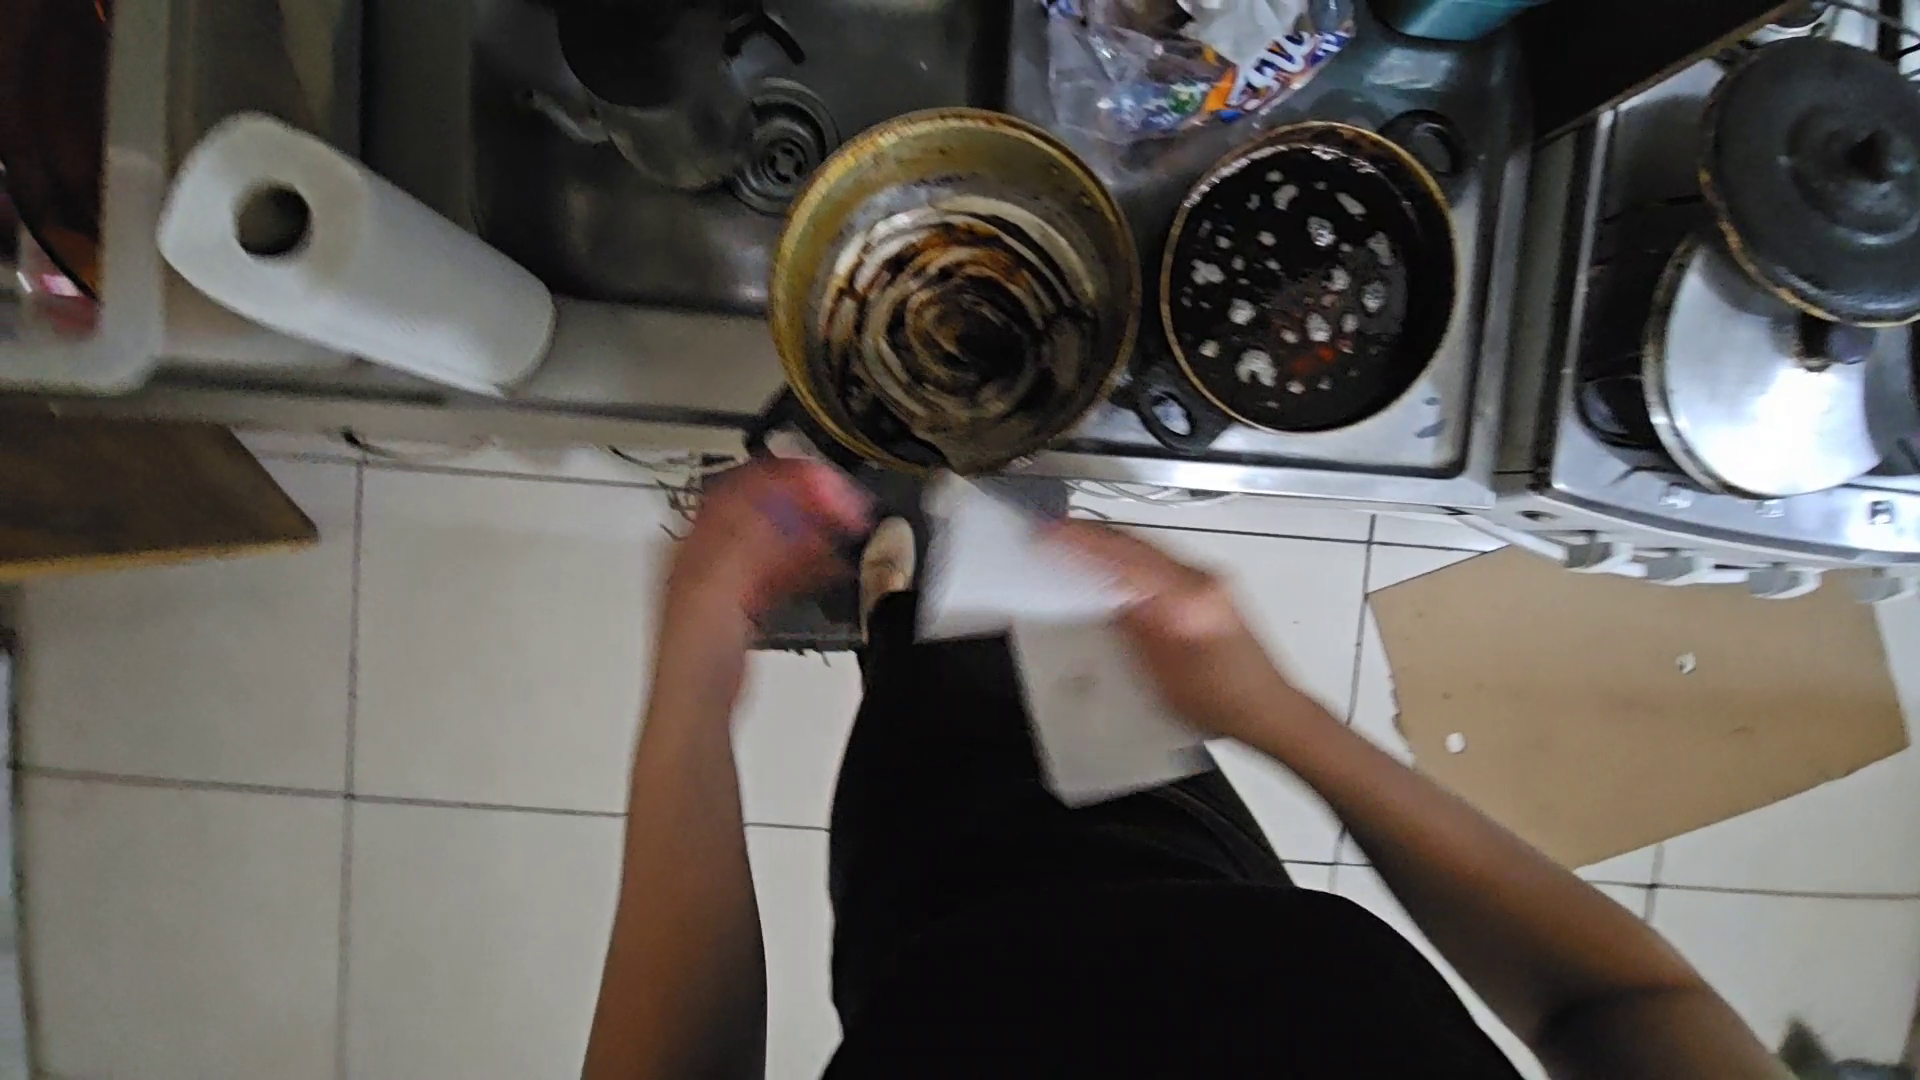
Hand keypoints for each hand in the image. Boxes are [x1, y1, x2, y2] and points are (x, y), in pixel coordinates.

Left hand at [661, 459, 872, 642]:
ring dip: (812, 526)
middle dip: (805, 499)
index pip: (739, 488)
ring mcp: (732, 574)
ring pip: (779, 534)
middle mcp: (712, 550)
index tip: (820, 479)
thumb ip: (747, 544)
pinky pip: (785, 566)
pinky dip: (809, 558)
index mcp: (697, 542)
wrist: (698, 703)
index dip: (782, 477)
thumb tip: (778, 506)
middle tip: (842, 500)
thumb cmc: (692, 655)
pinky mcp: (751, 598)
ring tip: (844, 523)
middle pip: (764, 507)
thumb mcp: (718, 590)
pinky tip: (832, 559)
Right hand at [1046, 520, 1313, 740]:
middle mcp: (1201, 579)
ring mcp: (1208, 578)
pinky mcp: (1208, 584)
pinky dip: (1127, 554)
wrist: (1268, 708)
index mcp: (1188, 599)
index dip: (1083, 542)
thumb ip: (1132, 627)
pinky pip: (1158, 558)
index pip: (1126, 557)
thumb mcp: (1162, 674)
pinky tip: (1110, 561)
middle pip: (1137, 542)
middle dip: (1091, 534)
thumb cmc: (1220, 701)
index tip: (1051, 533)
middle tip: (1053, 531)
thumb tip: (1101, 594)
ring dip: (1108, 541)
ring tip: (1072, 540)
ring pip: (1147, 546)